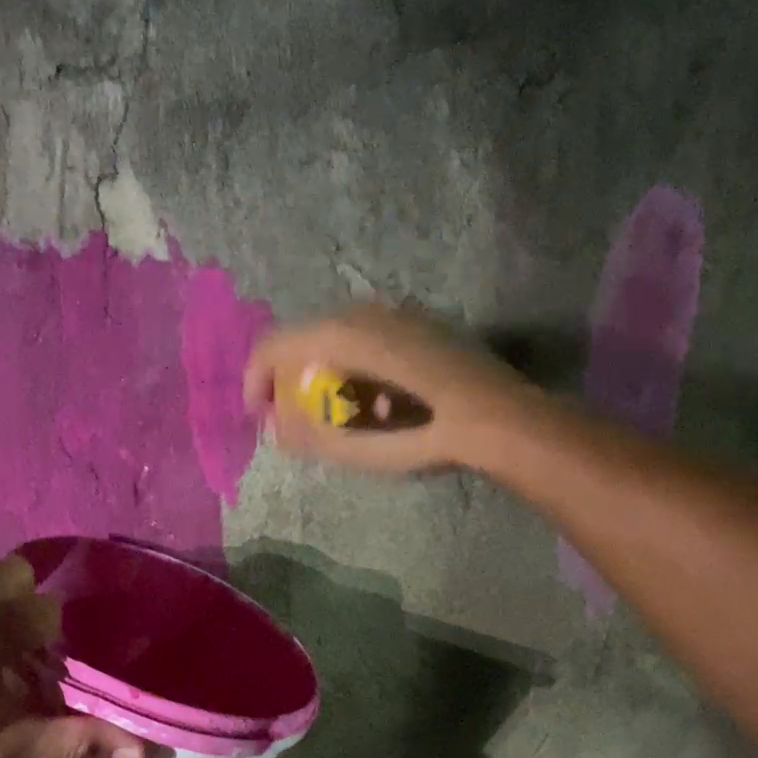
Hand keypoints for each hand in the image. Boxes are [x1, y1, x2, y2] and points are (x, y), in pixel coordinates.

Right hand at [243, 302, 531, 473]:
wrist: (501, 417)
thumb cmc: (424, 434)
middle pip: (304, 339)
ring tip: (342, 418)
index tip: (260, 415)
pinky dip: (358, 368)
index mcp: (338, 335)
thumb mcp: (354, 445)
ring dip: (326, 376)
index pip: (274, 345)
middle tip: (295, 420)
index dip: (257, 379)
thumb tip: (276, 426)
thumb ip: (304, 431)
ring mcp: (395, 312)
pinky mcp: (420, 322)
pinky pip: (369, 339)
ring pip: (337, 339)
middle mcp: (362, 312)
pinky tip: (380, 404)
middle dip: (291, 380)